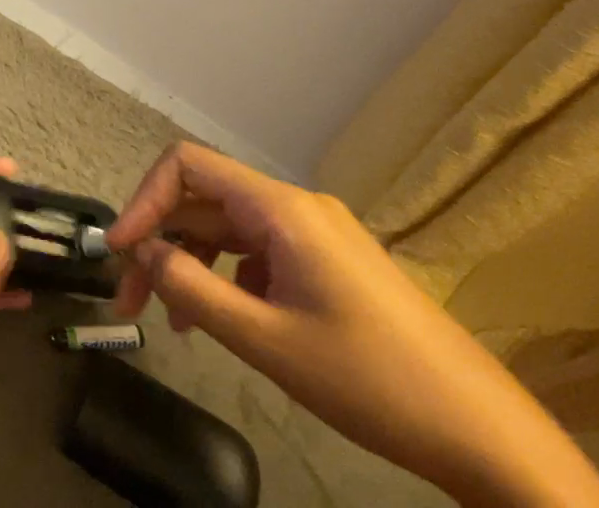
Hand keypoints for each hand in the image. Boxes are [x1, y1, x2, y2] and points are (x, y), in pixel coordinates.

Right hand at [106, 141, 598, 507]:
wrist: (482, 432)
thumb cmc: (368, 379)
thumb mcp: (262, 337)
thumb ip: (189, 287)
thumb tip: (139, 252)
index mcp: (282, 210)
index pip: (186, 166)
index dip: (141, 200)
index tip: (116, 252)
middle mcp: (298, 209)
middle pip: (203, 203)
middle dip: (157, 245)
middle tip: (129, 302)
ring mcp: (317, 237)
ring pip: (227, 231)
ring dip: (188, 266)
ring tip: (171, 322)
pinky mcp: (329, 265)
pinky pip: (257, 255)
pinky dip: (224, 281)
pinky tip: (220, 323)